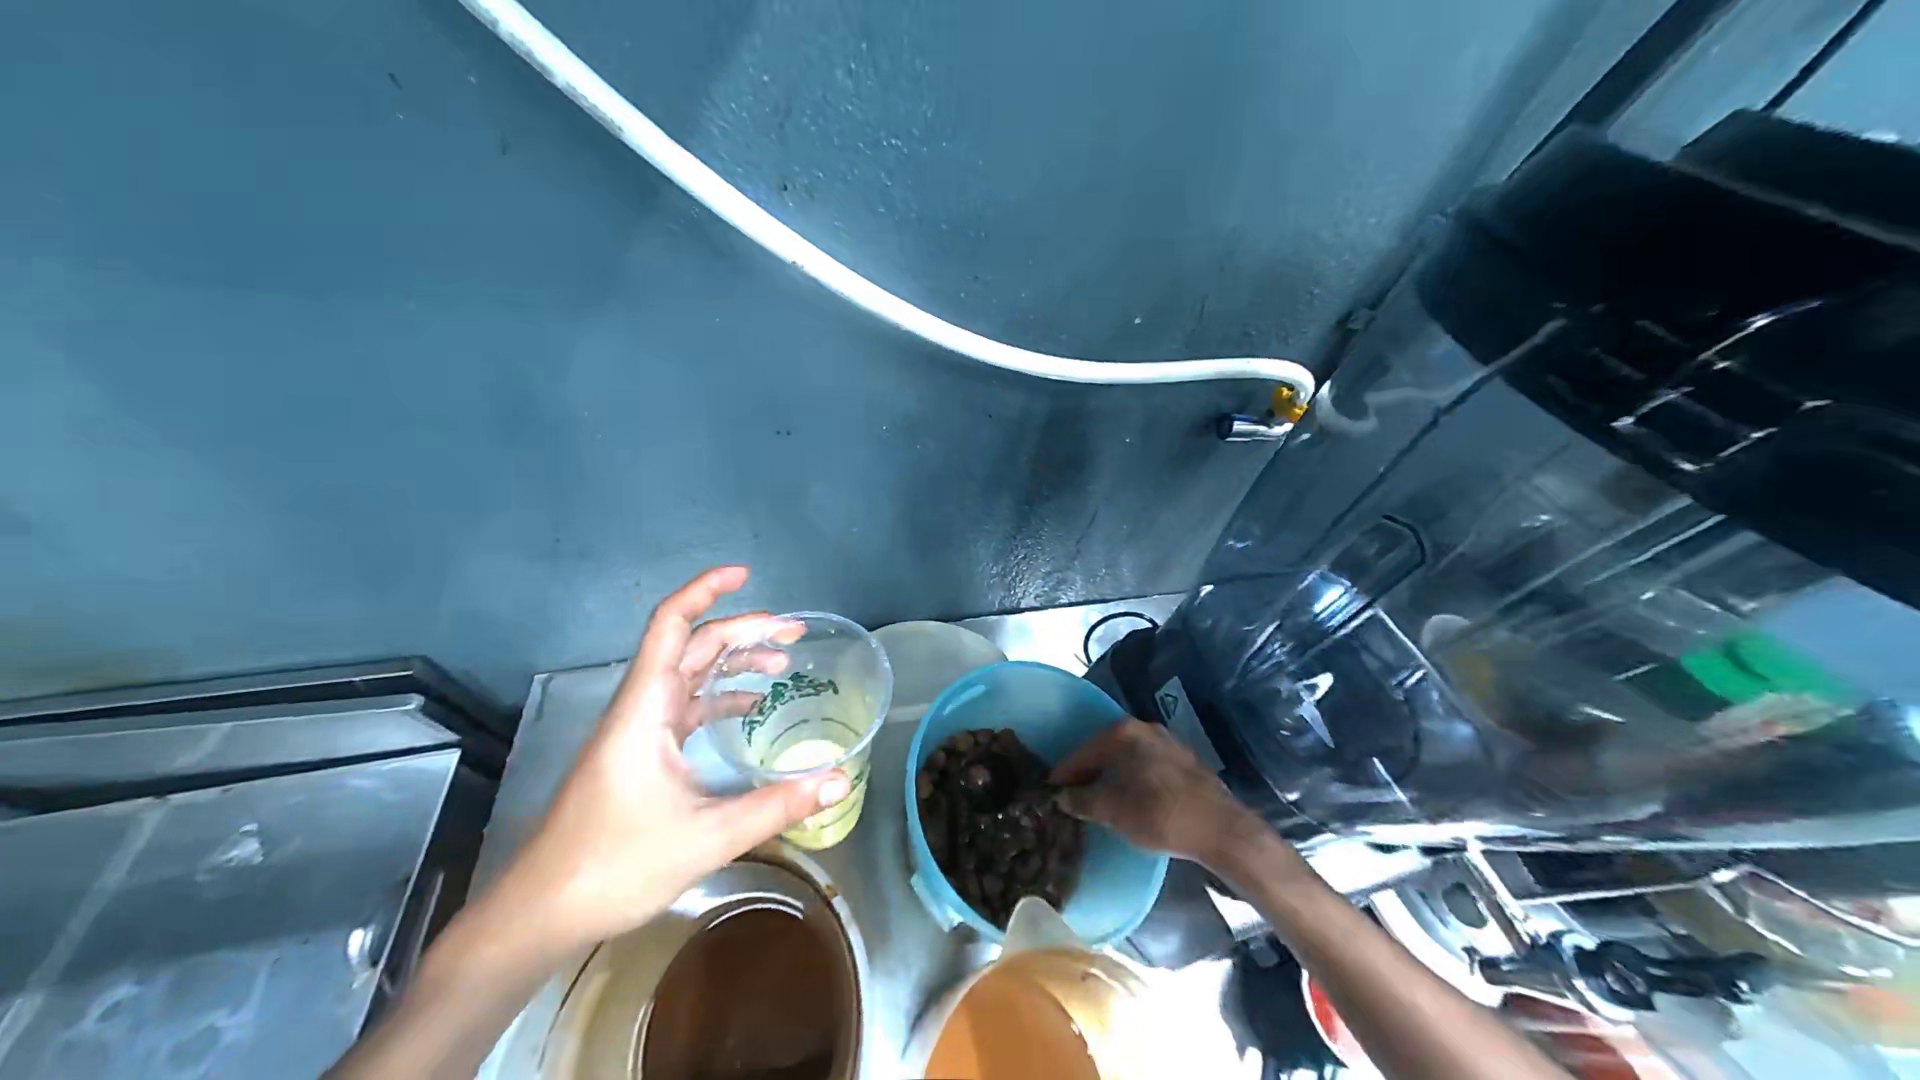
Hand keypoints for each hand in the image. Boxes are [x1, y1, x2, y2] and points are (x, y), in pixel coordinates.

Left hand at [490, 566, 850, 957]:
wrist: (542, 912)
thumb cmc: (613, 864)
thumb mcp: (705, 837)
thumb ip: (775, 806)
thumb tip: (839, 779)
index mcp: (646, 707)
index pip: (672, 625)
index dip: (705, 590)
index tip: (745, 574)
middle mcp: (642, 706)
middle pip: (694, 646)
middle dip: (744, 630)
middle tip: (795, 634)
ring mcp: (640, 730)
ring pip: (691, 674)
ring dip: (735, 661)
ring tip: (783, 663)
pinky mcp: (642, 753)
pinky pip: (688, 707)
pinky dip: (722, 696)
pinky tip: (753, 708)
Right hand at [1050, 718, 1254, 866]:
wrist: (1221, 829)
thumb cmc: (1160, 815)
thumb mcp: (1113, 811)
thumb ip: (1082, 800)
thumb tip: (1062, 797)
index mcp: (1122, 733)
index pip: (1081, 752)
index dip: (1064, 774)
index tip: (1050, 791)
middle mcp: (1143, 728)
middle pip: (1104, 750)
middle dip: (1087, 772)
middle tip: (1072, 795)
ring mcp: (1166, 741)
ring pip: (1126, 757)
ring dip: (1110, 775)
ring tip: (1098, 799)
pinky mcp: (1183, 759)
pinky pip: (1145, 764)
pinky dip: (1131, 777)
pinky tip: (1129, 797)